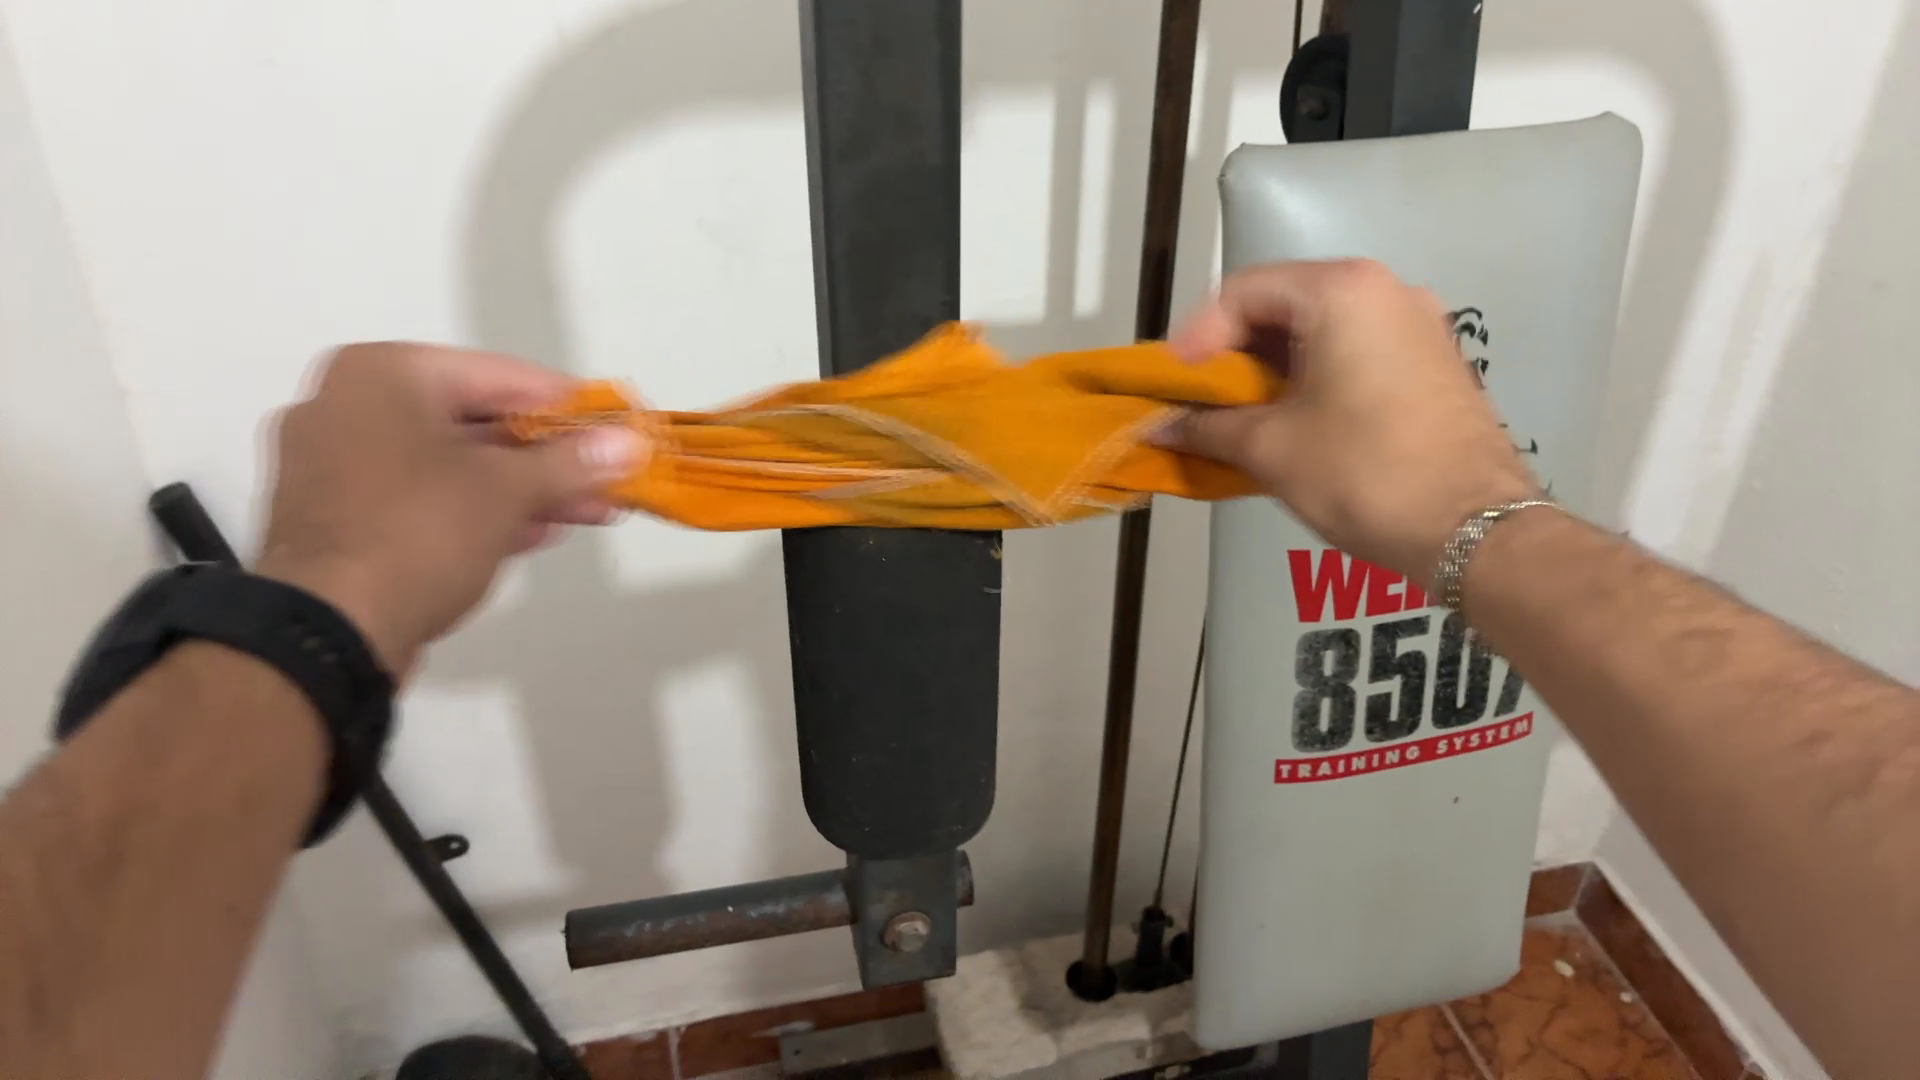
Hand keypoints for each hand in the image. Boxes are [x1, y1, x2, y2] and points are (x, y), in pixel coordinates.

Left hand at [255, 343, 643, 675]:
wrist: (326, 631)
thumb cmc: (419, 534)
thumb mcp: (509, 490)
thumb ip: (574, 461)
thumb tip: (631, 442)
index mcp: (384, 375)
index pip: (506, 377)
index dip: (574, 405)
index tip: (622, 427)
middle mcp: (353, 405)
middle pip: (484, 423)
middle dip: (555, 457)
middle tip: (613, 478)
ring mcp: (340, 463)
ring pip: (460, 464)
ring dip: (529, 488)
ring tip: (591, 511)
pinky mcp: (343, 515)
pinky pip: (430, 497)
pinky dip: (485, 510)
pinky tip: (538, 532)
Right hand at [1167, 259, 1538, 585]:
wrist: (1472, 530)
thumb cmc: (1362, 473)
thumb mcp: (1269, 448)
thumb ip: (1205, 427)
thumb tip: (1159, 427)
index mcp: (1342, 293)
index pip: (1244, 292)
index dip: (1196, 336)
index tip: (1172, 381)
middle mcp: (1385, 291)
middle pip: (1282, 304)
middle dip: (1230, 352)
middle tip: (1198, 396)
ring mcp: (1415, 326)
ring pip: (1316, 329)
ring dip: (1266, 367)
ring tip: (1233, 413)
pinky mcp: (1429, 362)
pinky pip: (1350, 351)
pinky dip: (1305, 377)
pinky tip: (1283, 418)